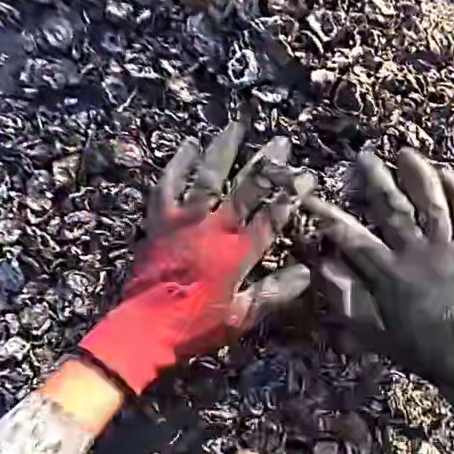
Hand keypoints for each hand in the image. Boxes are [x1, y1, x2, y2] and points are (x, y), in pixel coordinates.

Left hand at [79, 121, 311, 394]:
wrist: (146, 326)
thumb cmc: (195, 326)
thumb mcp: (241, 317)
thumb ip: (274, 293)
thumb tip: (306, 273)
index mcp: (237, 253)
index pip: (272, 216)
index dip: (291, 194)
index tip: (307, 175)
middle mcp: (213, 229)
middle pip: (245, 188)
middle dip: (267, 164)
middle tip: (281, 143)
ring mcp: (184, 221)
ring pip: (208, 177)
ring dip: (223, 150)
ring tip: (236, 126)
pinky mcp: (159, 220)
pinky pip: (168, 185)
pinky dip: (178, 164)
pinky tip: (188, 145)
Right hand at [306, 148, 453, 426]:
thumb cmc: (410, 344)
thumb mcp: (366, 327)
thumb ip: (343, 294)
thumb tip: (321, 262)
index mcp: (387, 272)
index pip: (350, 236)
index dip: (326, 214)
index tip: (308, 196)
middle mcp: (416, 252)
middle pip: (393, 208)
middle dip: (375, 179)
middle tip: (363, 157)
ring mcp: (447, 247)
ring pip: (431, 202)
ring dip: (418, 174)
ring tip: (405, 152)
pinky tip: (446, 173)